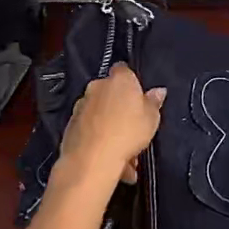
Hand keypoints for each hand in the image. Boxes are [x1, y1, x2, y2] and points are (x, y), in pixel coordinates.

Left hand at [58, 63, 166, 184]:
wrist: (91, 159)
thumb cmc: (127, 133)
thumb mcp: (151, 118)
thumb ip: (154, 102)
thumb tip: (158, 91)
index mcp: (119, 80)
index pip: (124, 69)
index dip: (131, 80)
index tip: (138, 94)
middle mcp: (97, 87)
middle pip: (110, 91)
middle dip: (119, 104)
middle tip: (133, 124)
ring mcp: (81, 105)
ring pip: (99, 110)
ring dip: (109, 122)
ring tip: (122, 146)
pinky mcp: (70, 124)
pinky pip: (89, 126)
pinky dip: (97, 135)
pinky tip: (108, 153)